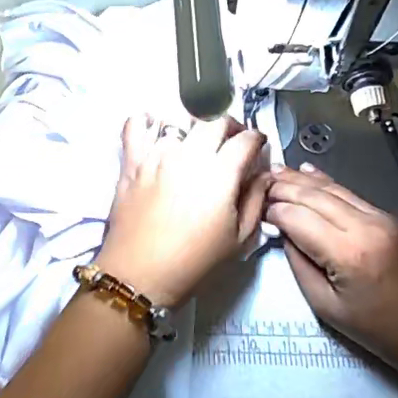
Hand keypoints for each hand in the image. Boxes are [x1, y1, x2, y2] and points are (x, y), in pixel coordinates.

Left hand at [96, 114, 269, 307]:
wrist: (140, 276)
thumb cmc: (194, 261)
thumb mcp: (238, 238)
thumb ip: (255, 200)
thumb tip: (264, 176)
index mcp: (220, 173)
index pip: (246, 139)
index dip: (257, 139)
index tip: (258, 146)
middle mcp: (190, 156)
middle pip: (216, 123)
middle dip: (230, 128)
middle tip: (233, 142)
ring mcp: (158, 156)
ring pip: (181, 124)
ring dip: (194, 130)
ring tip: (197, 145)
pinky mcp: (133, 163)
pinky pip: (135, 128)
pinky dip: (145, 122)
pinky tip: (153, 124)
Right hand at [267, 165, 397, 388]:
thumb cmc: (380, 331)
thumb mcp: (328, 308)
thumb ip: (301, 266)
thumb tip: (285, 234)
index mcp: (347, 252)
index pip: (298, 217)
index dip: (274, 211)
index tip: (255, 208)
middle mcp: (365, 225)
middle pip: (315, 196)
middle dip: (285, 187)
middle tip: (258, 180)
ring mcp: (380, 217)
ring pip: (334, 189)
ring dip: (304, 180)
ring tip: (277, 171)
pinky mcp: (389, 217)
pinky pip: (351, 195)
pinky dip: (328, 184)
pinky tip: (310, 174)